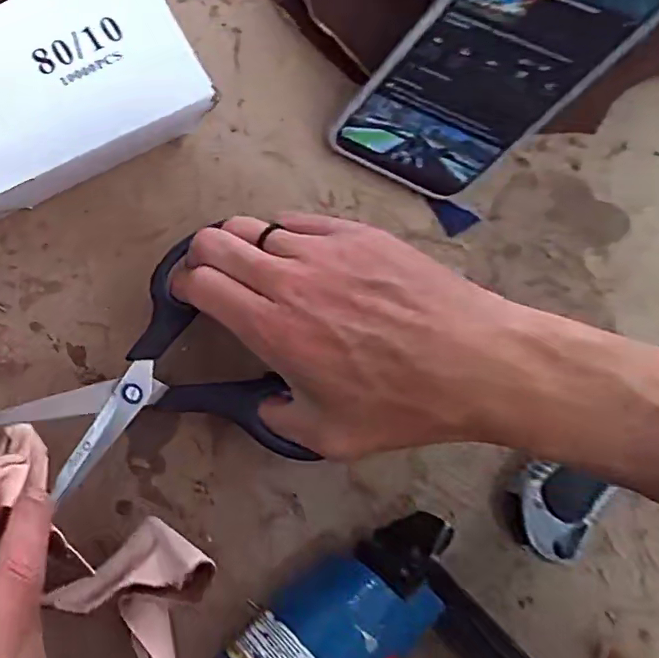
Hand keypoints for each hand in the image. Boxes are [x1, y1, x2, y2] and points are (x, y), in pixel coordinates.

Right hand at [169, 213, 578, 458]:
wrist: (477, 360)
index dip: (181, 283)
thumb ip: (276, 417)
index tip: (186, 293)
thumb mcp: (329, 436)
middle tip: (210, 273)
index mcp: (274, 328)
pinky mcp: (353, 231)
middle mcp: (288, 279)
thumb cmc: (403, 403)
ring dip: (245, 248)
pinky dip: (285, 237)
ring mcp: (322, 248)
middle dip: (198, 255)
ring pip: (255, 227)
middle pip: (214, 240)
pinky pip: (297, 221)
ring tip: (263, 269)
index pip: (200, 281)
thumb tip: (260, 398)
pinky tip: (304, 258)